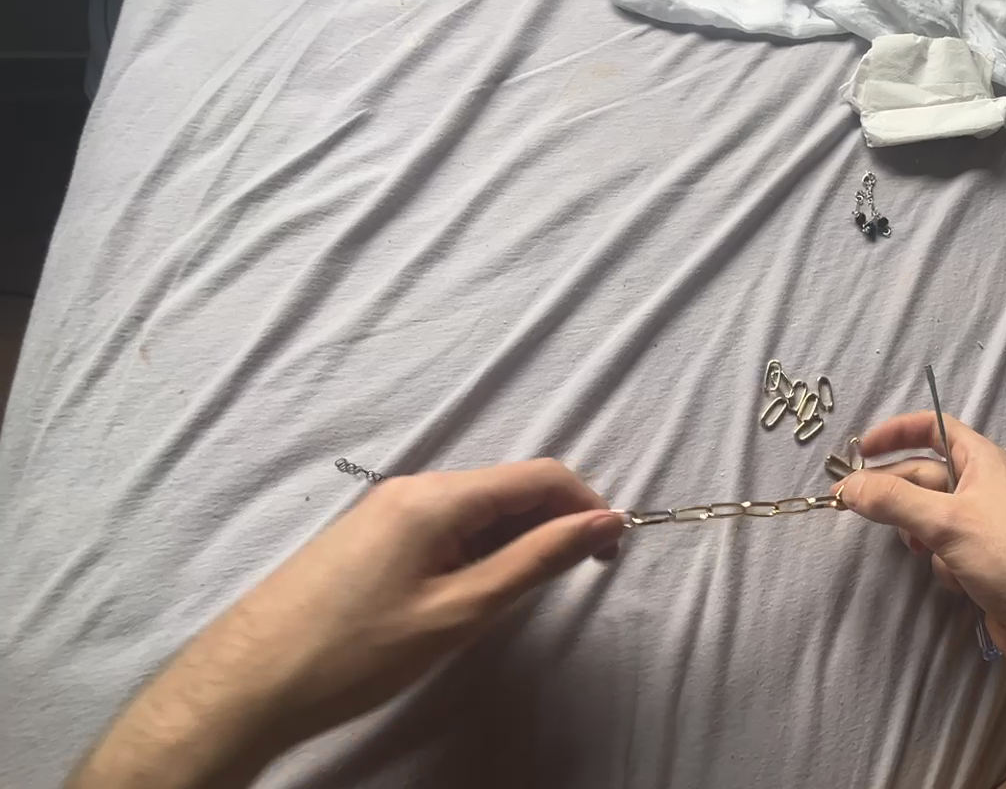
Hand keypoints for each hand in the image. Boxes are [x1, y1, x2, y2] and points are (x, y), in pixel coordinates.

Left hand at [71, 459, 627, 788]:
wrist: (228, 698)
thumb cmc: (355, 654)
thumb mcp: (462, 611)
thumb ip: (540, 559)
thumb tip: (608, 521)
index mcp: (441, 496)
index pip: (543, 476)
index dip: (587, 505)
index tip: (609, 550)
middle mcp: (418, 485)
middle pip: (512, 487)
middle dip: (554, 522)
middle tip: (571, 575)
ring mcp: (389, 506)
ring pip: (482, 506)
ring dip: (517, 537)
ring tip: (514, 592)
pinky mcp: (370, 532)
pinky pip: (449, 522)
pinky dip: (480, 545)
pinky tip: (467, 588)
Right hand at [832, 412, 1005, 671]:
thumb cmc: (1005, 554)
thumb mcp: (945, 520)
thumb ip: (894, 500)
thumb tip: (847, 485)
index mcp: (980, 458)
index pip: (933, 427)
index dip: (897, 432)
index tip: (860, 448)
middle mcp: (980, 484)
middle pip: (923, 474)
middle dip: (894, 491)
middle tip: (849, 504)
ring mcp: (980, 523)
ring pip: (929, 516)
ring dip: (920, 533)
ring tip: (920, 548)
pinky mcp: (979, 558)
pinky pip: (943, 548)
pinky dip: (941, 562)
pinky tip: (956, 578)